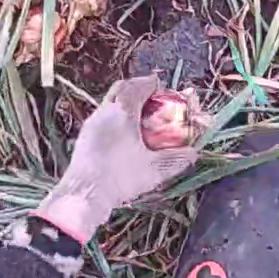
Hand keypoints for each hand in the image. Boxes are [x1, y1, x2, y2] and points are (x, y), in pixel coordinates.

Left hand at [34, 76, 198, 241]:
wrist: (84, 194)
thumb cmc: (120, 177)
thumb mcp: (154, 169)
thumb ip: (176, 159)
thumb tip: (194, 153)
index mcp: (123, 112)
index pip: (137, 87)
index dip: (150, 83)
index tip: (159, 84)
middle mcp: (104, 112)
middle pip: (120, 89)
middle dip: (135, 87)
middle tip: (148, 94)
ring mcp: (91, 124)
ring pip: (108, 103)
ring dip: (123, 102)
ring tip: (136, 114)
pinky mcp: (84, 138)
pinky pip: (101, 118)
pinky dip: (114, 117)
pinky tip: (120, 134)